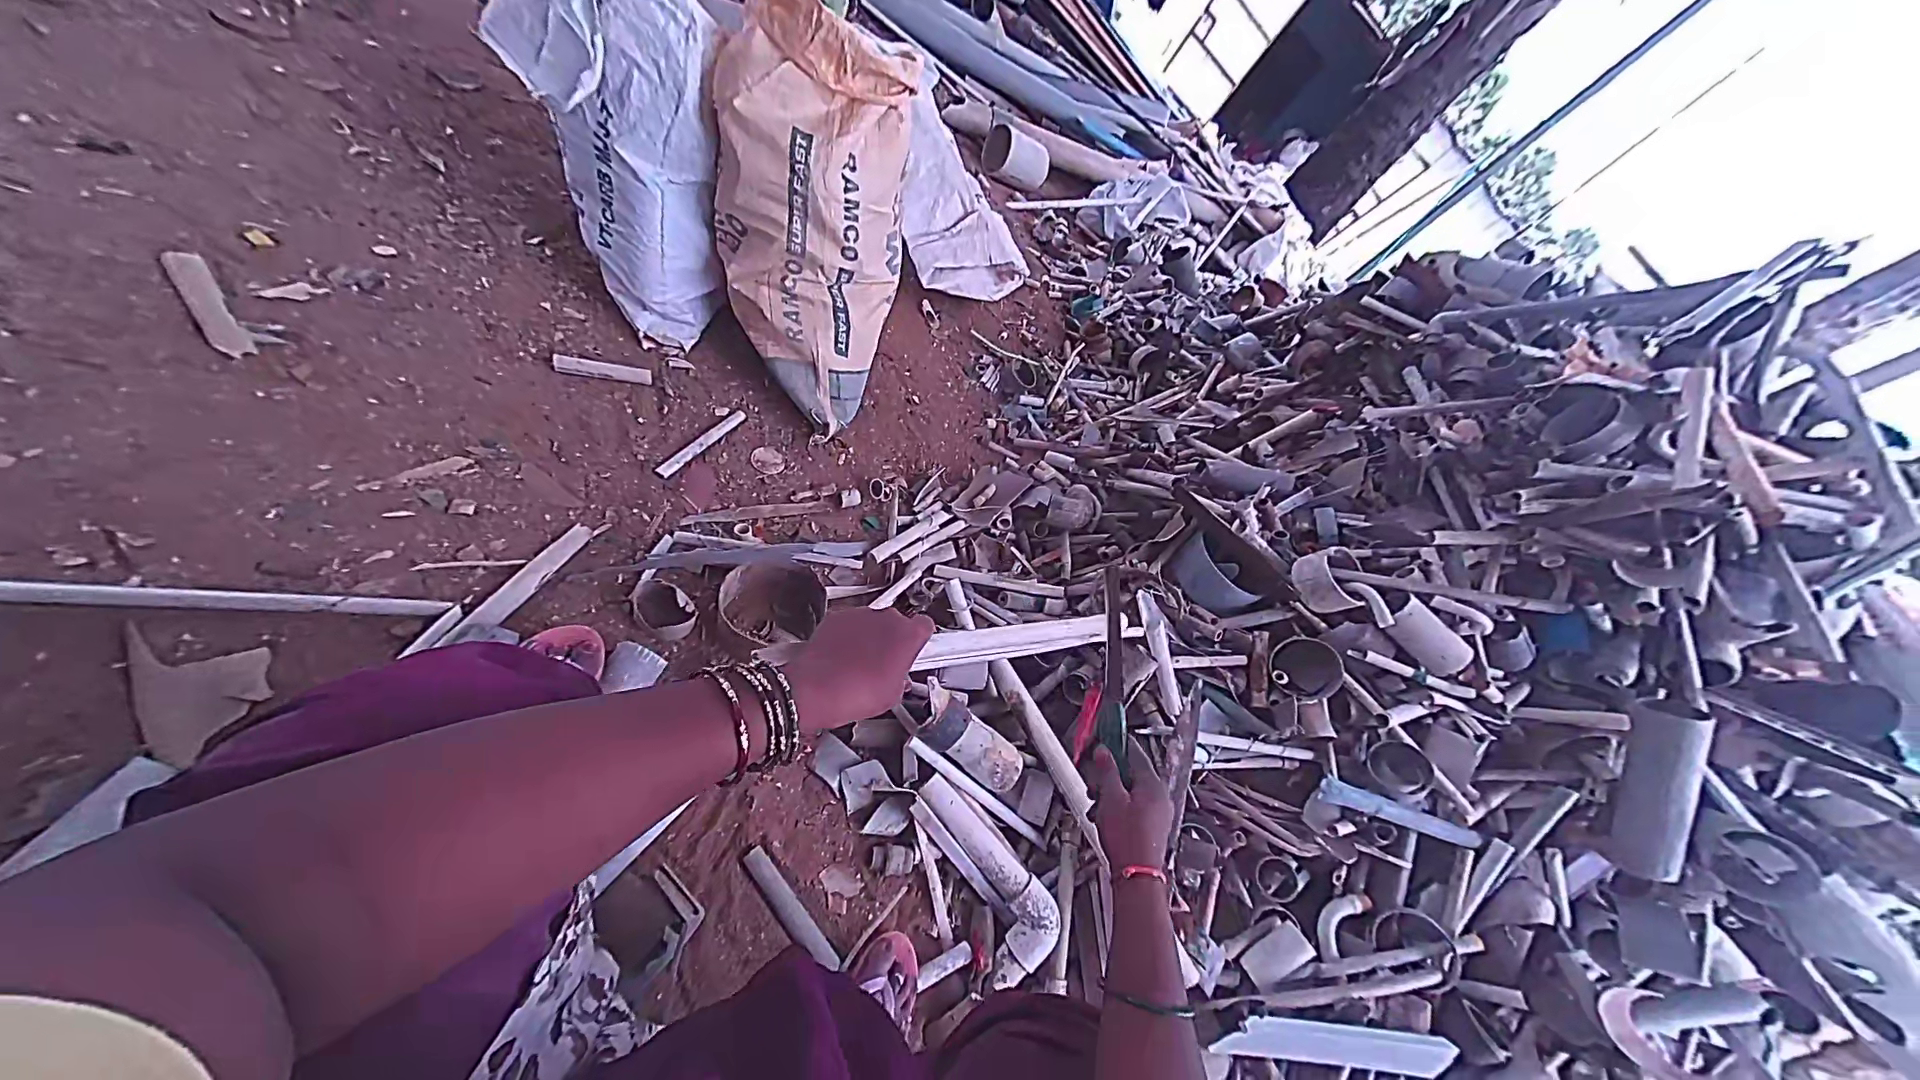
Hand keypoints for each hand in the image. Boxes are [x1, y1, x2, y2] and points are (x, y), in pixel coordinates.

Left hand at [783, 607, 932, 731]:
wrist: (815, 690)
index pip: (925, 625)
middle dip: (893, 639)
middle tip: (886, 663)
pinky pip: (849, 623)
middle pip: (898, 621)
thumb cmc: (854, 692)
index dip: (921, 637)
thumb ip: (902, 677)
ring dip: (870, 637)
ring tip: (862, 664)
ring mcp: (860, 615)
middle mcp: (886, 618)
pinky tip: (844, 658)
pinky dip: (848, 636)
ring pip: (873, 621)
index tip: (916, 648)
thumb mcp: (893, 694)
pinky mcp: (837, 617)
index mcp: (908, 634)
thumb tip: (898, 678)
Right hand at [1090, 741, 1172, 871]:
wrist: (1137, 876)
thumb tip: (1104, 753)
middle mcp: (1160, 797)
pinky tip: (1105, 818)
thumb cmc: (1127, 840)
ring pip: (1131, 791)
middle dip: (1109, 776)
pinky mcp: (1152, 827)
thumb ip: (1106, 771)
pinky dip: (1118, 807)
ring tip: (1097, 806)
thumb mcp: (1110, 798)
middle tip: (1094, 783)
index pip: (1135, 753)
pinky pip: (1133, 807)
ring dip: (1111, 794)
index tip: (1106, 738)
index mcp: (1153, 785)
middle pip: (1131, 773)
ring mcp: (1158, 813)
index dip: (1117, 744)